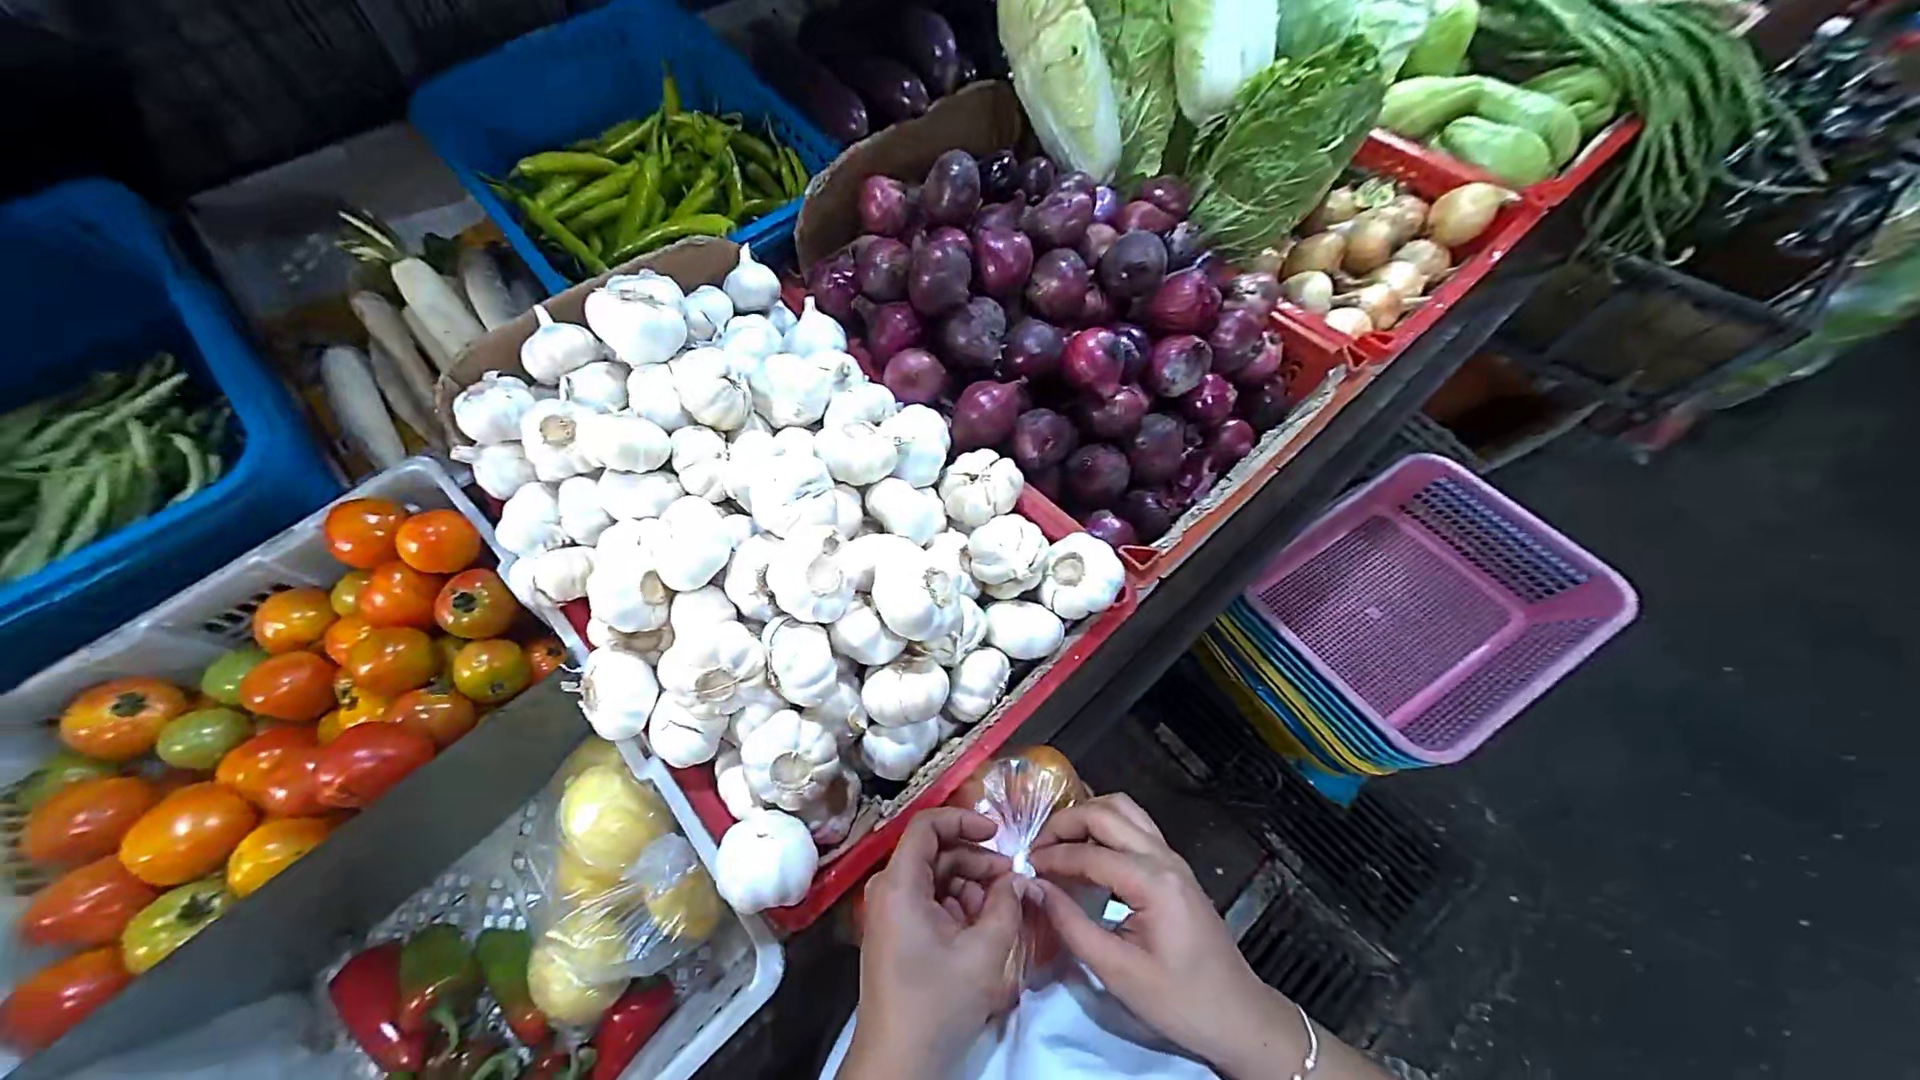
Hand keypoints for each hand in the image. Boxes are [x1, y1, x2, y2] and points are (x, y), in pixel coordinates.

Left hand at [841, 807, 1024, 1077]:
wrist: (897, 1064)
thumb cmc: (937, 1003)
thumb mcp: (984, 952)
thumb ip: (1006, 905)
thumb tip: (1018, 879)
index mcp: (899, 883)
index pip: (927, 824)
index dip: (963, 819)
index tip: (996, 832)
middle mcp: (888, 889)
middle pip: (935, 851)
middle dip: (976, 860)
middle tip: (1011, 879)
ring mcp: (890, 912)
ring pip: (935, 877)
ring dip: (970, 885)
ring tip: (1000, 909)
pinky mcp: (896, 932)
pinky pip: (929, 900)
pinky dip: (957, 905)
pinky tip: (982, 927)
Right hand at [1029, 794, 1319, 1078]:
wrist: (1239, 1016)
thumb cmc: (1180, 1001)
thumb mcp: (1118, 973)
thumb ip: (1071, 925)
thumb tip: (1034, 887)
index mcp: (1153, 881)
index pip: (1089, 854)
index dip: (1052, 857)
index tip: (1024, 867)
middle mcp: (1163, 856)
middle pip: (1105, 812)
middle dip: (1065, 823)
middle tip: (1037, 848)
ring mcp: (1172, 856)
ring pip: (1122, 808)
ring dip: (1086, 816)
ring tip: (1059, 843)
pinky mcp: (1173, 865)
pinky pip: (1134, 824)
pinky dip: (1104, 824)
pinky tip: (1087, 849)